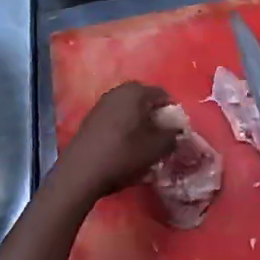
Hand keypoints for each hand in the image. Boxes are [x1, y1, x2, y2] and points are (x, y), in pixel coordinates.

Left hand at [52, 82, 178, 202]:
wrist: (83, 168)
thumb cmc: (124, 154)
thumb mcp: (156, 148)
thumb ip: (172, 136)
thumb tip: (176, 130)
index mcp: (135, 92)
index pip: (162, 94)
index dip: (173, 111)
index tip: (177, 131)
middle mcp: (118, 91)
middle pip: (144, 99)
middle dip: (155, 115)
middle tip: (162, 136)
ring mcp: (103, 102)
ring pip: (129, 107)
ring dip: (139, 120)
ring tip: (145, 142)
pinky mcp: (93, 115)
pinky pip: (117, 115)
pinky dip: (125, 125)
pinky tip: (126, 144)